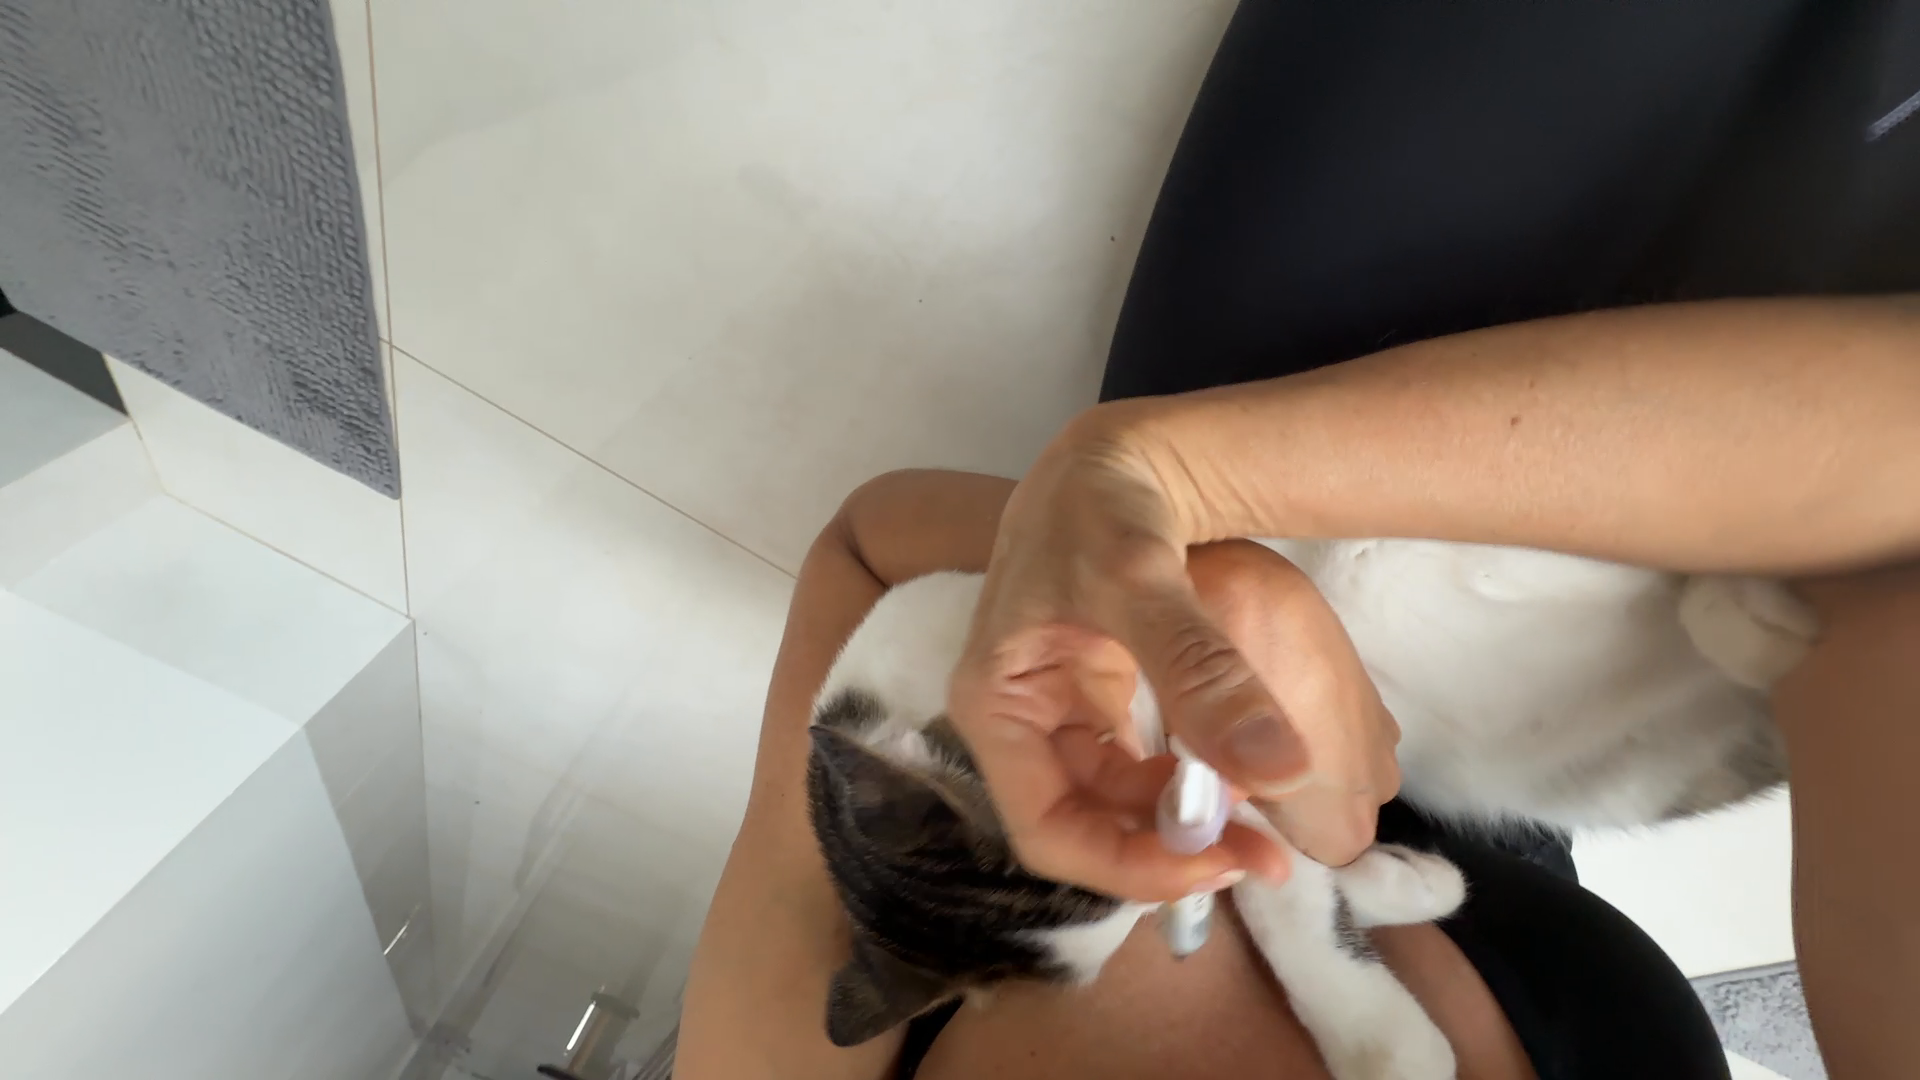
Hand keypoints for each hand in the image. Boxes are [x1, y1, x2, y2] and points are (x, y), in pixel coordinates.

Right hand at [947, 411, 1399, 900]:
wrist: (1107, 463)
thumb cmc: (1096, 510)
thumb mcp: (1138, 580)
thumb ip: (1199, 668)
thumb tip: (1283, 772)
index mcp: (996, 705)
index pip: (1046, 829)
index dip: (1129, 866)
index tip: (1221, 860)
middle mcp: (1016, 722)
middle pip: (1082, 826)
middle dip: (1167, 850)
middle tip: (1263, 854)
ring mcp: (1052, 714)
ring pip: (1110, 805)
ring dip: (1179, 825)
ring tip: (1260, 826)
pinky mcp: (1090, 701)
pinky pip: (1131, 768)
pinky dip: (1181, 785)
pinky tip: (1232, 779)